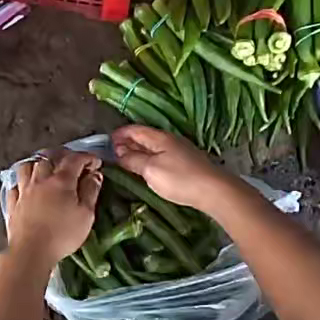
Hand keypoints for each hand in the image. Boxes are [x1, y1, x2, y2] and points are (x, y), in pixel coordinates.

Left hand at [5, 149, 101, 266]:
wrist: (31, 252)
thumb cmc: (63, 235)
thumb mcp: (86, 214)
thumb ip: (91, 191)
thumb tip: (95, 175)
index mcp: (61, 181)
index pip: (75, 160)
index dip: (87, 157)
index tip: (96, 163)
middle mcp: (40, 180)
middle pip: (49, 158)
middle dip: (63, 156)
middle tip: (72, 163)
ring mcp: (24, 190)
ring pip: (28, 166)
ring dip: (39, 164)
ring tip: (47, 169)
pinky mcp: (13, 203)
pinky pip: (15, 184)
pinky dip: (23, 181)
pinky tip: (27, 187)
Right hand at [109, 125, 243, 211]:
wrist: (213, 190)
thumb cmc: (179, 179)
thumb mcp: (150, 170)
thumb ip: (133, 160)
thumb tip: (119, 152)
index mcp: (159, 137)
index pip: (134, 129)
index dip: (119, 134)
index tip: (106, 143)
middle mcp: (169, 139)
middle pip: (144, 136)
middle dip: (127, 142)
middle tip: (113, 154)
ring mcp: (180, 150)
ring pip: (153, 146)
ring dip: (139, 151)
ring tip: (127, 162)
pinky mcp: (186, 162)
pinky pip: (162, 155)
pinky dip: (150, 158)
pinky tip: (148, 168)